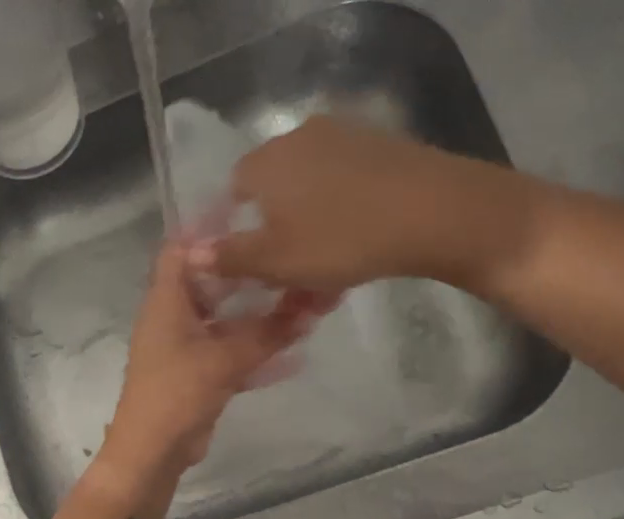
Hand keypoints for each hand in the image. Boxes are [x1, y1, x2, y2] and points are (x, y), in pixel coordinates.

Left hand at [100, 243, 317, 473]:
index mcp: (166, 302)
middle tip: (291, 257)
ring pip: (225, 321)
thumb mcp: (225, 360)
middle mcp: (173, 318)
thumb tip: (312, 310)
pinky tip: (293, 348)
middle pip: (211, 284)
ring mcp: (184, 349)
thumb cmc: (176, 394)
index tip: (251, 215)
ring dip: (258, 314)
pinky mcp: (196, 376)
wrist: (152, 452)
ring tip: (303, 298)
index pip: (181, 250)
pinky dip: (255, 349)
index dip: (209, 229)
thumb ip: (269, 334)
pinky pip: (229, 352)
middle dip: (249, 274)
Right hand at [203, 115, 537, 293]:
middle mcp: (299, 138)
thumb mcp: (274, 261)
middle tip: (282, 276)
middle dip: (272, 230)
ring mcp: (344, 138)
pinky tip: (354, 248)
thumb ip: (228, 258)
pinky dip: (339, 215)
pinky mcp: (382, 147)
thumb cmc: (340, 239)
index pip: (232, 188)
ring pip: (309, 191)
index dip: (233, 227)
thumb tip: (188, 254)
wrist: (435, 212)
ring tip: (320, 274)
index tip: (245, 263)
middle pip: (272, 188)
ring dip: (307, 228)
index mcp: (266, 161)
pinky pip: (344, 186)